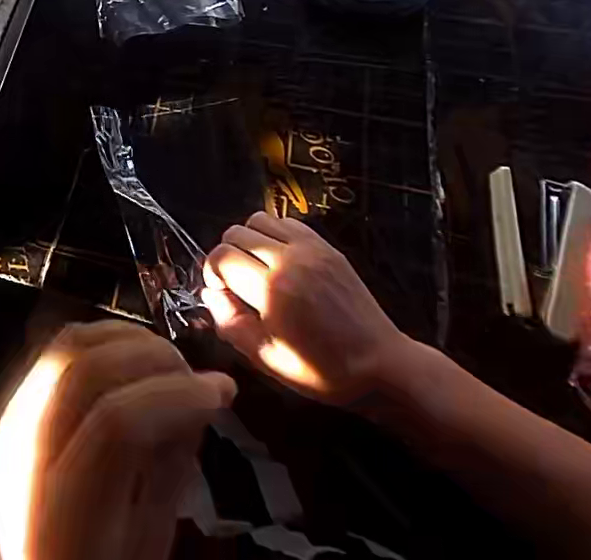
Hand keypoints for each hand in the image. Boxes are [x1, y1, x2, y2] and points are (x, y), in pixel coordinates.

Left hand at [0, 320, 233, 559]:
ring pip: (67, 348)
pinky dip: (101, 340)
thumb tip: (205, 396)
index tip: (221, 390)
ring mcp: (9, 431)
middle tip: (196, 375)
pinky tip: (133, 356)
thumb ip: (171, 469)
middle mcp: (20, 466)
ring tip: (168, 362)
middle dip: (153, 356)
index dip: (175, 395)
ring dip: (127, 339)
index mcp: (58, 521)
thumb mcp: (147, 543)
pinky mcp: (12, 411)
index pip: (116, 424)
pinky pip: (57, 353)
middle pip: (86, 371)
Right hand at [203, 212, 413, 406]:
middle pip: (236, 232)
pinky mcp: (327, 246)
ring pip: (260, 219)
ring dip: (248, 239)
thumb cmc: (322, 371)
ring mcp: (311, 247)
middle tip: (235, 282)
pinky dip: (274, 233)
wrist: (380, 363)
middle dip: (226, 254)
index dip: (211, 272)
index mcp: (271, 289)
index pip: (222, 256)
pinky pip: (288, 222)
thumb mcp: (267, 359)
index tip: (219, 292)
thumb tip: (210, 294)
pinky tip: (280, 260)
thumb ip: (231, 323)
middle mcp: (289, 258)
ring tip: (256, 267)